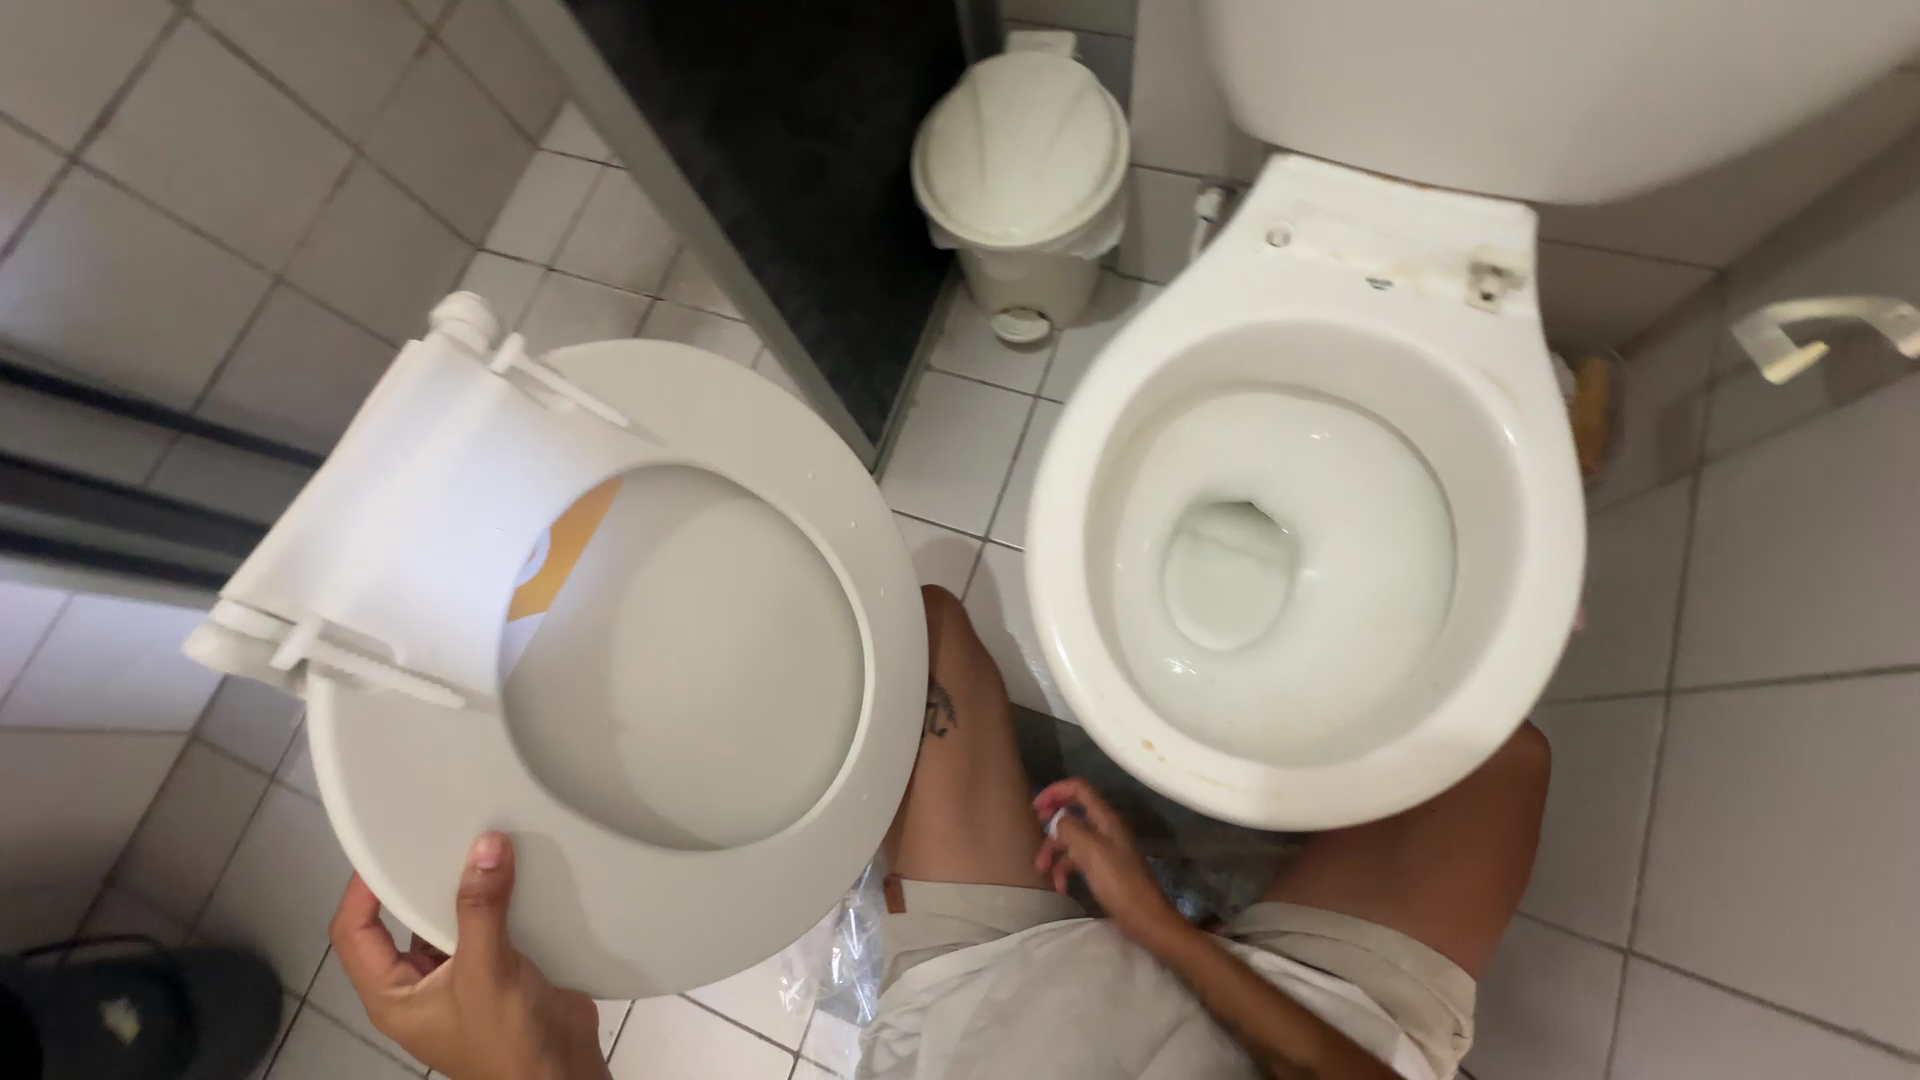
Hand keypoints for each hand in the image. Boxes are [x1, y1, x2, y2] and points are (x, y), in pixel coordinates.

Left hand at [328, 833, 608, 1079]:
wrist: (561, 1070)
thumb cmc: (505, 1037)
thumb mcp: (486, 972)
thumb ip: (482, 909)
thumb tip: (486, 844)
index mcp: (394, 994)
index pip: (357, 934)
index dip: (363, 892)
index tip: (387, 848)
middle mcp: (423, 982)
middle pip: (408, 920)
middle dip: (426, 879)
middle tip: (449, 833)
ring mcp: (465, 975)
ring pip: (456, 918)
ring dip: (472, 886)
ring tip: (490, 843)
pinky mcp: (504, 967)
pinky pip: (495, 922)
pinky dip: (506, 897)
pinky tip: (524, 871)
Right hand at [1033, 778, 1186, 946]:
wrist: (1146, 920)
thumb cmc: (1119, 883)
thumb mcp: (1091, 851)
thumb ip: (1070, 829)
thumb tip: (1057, 822)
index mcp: (1105, 818)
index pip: (1079, 789)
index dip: (1056, 791)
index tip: (1036, 807)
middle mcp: (1105, 829)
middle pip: (1072, 814)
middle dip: (1051, 824)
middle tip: (1035, 831)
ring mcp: (1104, 850)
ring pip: (1072, 840)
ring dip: (1054, 852)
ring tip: (1041, 870)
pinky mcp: (1103, 870)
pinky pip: (1078, 861)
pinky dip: (1065, 870)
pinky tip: (1061, 887)